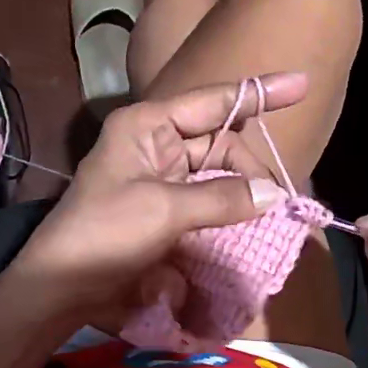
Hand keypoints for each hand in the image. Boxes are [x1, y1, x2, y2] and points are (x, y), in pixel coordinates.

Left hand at [12, 72, 307, 314]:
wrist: (64, 284)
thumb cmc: (106, 233)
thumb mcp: (165, 209)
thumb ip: (223, 196)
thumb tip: (273, 194)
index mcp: (147, 125)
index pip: (212, 101)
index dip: (258, 92)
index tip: (304, 84)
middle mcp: (153, 143)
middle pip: (217, 140)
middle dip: (249, 163)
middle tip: (278, 199)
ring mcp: (156, 177)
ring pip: (214, 171)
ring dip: (241, 189)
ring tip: (270, 212)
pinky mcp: (159, 209)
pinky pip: (203, 198)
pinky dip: (226, 208)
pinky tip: (249, 220)